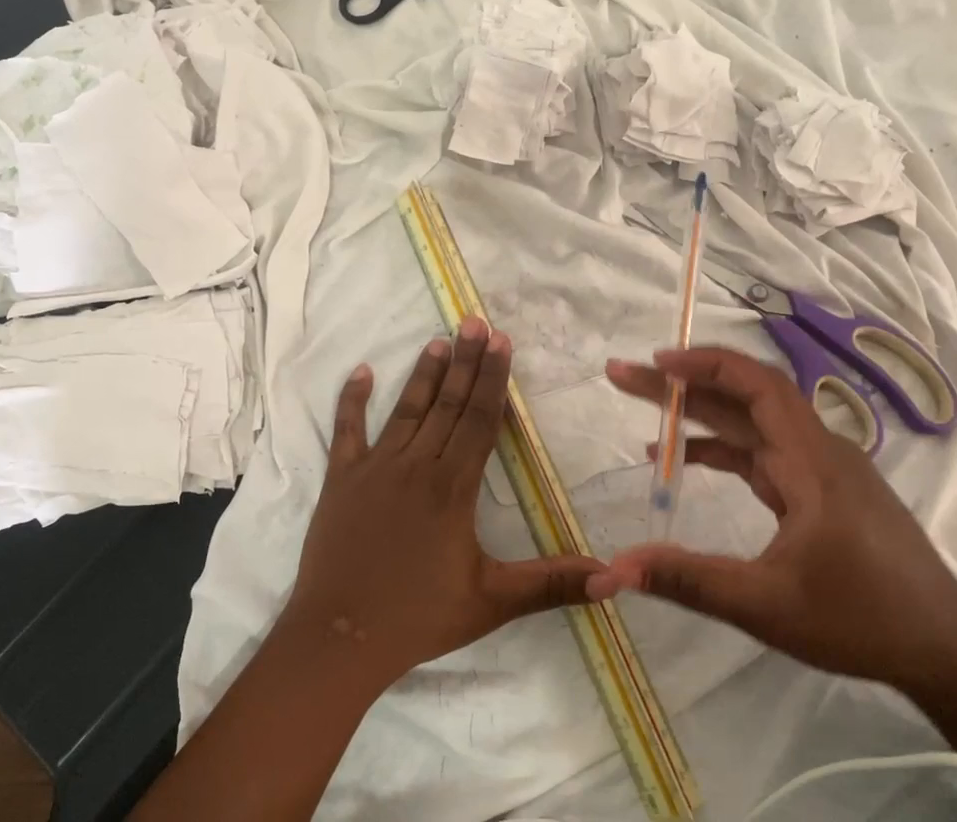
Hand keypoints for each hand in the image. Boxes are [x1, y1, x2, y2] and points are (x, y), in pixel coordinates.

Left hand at [279, 317, 604, 688]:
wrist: (341, 635)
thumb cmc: (420, 617)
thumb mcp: (493, 602)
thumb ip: (553, 585)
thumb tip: (616, 578)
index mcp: (453, 487)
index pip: (479, 420)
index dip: (493, 380)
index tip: (501, 342)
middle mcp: (414, 465)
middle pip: (446, 404)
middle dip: (464, 361)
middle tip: (474, 320)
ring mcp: (373, 469)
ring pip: (404, 410)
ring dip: (423, 374)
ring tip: (438, 338)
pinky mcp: (341, 480)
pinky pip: (346, 431)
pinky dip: (352, 400)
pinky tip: (361, 372)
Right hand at [594, 347, 956, 688]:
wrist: (946, 649)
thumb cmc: (862, 620)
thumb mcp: (766, 604)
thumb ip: (689, 580)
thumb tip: (614, 569)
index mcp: (812, 463)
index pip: (759, 386)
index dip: (705, 365)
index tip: (654, 363)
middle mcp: (819, 454)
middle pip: (746, 398)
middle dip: (682, 385)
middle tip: (623, 376)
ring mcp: (824, 473)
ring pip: (753, 425)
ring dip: (699, 414)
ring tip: (643, 412)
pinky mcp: (823, 494)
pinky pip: (764, 454)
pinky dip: (721, 450)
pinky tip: (683, 460)